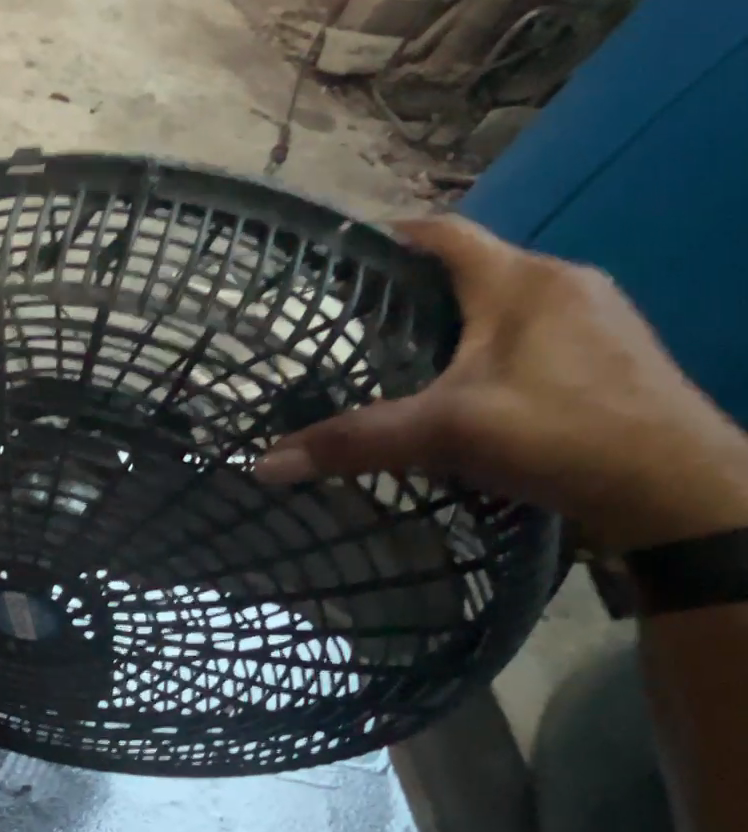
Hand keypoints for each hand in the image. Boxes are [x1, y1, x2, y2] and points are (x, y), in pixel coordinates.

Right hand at [254, 216, 747, 552]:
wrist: (677, 489)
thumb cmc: (559, 436)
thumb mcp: (442, 435)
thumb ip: (351, 442)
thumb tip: (262, 464)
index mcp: (522, 282)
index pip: (444, 234)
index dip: (389, 236)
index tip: (339, 253)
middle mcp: (562, 284)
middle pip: (470, 268)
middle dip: (409, 287)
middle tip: (350, 319)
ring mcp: (594, 317)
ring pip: (500, 301)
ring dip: (449, 318)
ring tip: (394, 352)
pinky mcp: (607, 353)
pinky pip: (527, 330)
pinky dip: (483, 344)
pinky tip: (461, 384)